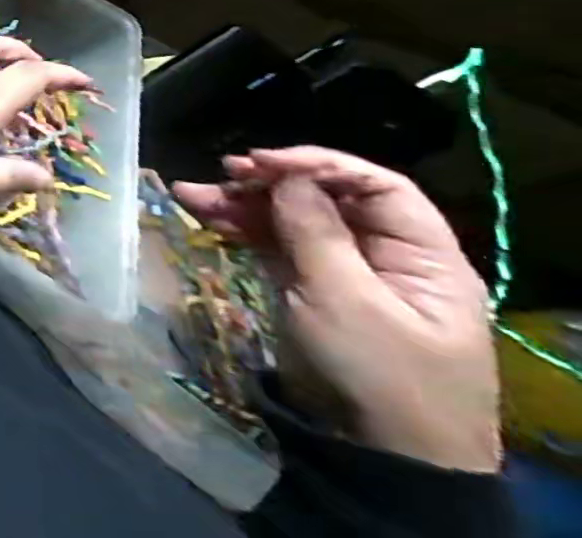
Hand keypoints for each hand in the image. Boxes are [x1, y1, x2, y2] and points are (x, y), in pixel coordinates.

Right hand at [172, 147, 500, 472]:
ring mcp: (342, 270)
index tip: (260, 162)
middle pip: (324, 197)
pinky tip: (201, 213)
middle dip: (268, 182)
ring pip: (289, 217)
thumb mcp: (346, 300)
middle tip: (220, 174)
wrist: (374, 448)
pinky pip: (272, 241)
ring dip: (240, 202)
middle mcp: (383, 254)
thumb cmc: (378, 371)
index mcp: (420, 256)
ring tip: (189, 194)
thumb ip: (316, 232)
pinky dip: (237, 226)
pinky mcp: (308, 284)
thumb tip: (287, 177)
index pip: (376, 187)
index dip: (319, 164)